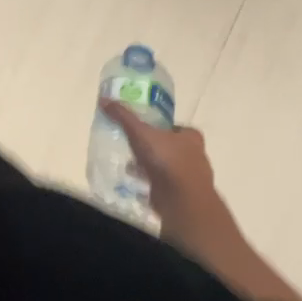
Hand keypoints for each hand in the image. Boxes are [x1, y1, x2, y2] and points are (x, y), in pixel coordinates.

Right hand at [100, 100, 215, 220]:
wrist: (182, 200)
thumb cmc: (166, 160)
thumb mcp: (139, 132)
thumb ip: (123, 116)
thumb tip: (104, 100)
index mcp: (192, 138)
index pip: (180, 128)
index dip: (165, 127)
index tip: (148, 129)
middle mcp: (197, 156)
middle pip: (174, 147)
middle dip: (156, 147)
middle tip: (136, 145)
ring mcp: (193, 177)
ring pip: (170, 166)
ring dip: (153, 165)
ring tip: (131, 164)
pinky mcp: (185, 194)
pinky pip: (166, 183)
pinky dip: (153, 181)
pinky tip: (137, 181)